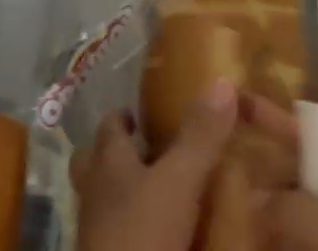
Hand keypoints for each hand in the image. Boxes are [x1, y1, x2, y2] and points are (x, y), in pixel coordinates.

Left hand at [71, 81, 238, 250]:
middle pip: (98, 160)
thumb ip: (198, 137)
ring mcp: (97, 227)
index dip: (126, 117)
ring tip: (160, 193)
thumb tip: (222, 82)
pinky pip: (117, 231)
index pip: (111, 126)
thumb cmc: (140, 232)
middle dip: (121, 154)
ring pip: (106, 198)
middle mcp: (95, 188)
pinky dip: (136, 226)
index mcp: (108, 160)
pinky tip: (161, 234)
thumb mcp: (178, 182)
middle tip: (156, 153)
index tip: (145, 114)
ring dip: (128, 192)